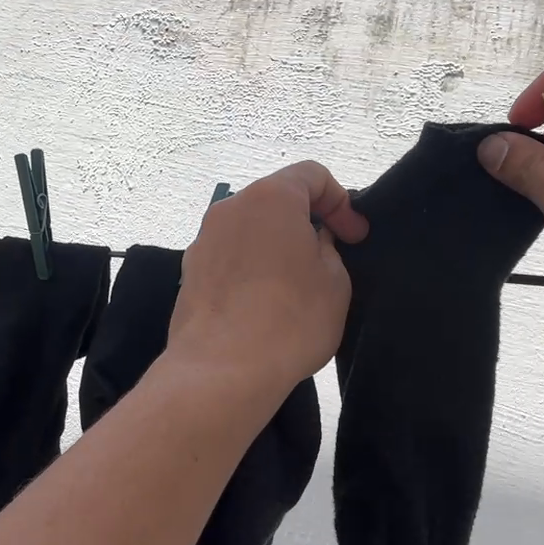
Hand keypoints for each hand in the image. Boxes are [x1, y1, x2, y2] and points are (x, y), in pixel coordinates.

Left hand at [168, 161, 369, 390]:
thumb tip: (312, 242)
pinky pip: (229, 258)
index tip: (353, 238)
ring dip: (275, 246)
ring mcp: (203, 240)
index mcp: (269, 198)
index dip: (340, 201)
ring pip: (249, 230)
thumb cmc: (289, 319)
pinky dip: (250, 269)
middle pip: (276, 200)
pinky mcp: (190, 273)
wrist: (221, 370)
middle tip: (328, 259)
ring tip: (295, 286)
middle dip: (306, 222)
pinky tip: (262, 305)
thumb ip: (328, 249)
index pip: (311, 174)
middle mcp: (229, 209)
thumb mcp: (335, 281)